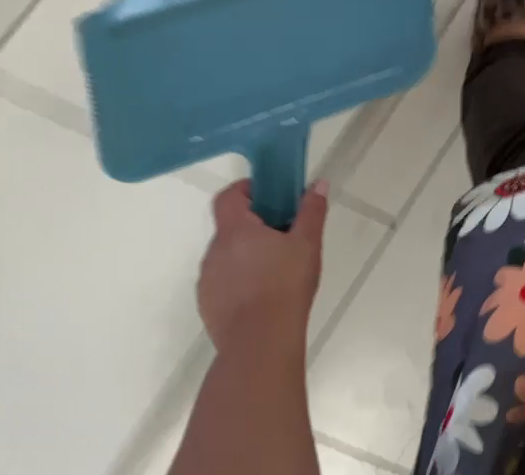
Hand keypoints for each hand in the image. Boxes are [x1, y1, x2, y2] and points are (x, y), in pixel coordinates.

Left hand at [196, 179, 327, 350]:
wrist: (259, 340)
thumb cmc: (286, 284)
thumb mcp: (308, 243)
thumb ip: (311, 211)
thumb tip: (317, 184)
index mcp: (236, 231)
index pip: (228, 197)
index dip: (246, 189)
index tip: (271, 193)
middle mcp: (214, 251)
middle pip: (231, 226)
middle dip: (256, 224)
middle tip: (286, 233)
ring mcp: (207, 279)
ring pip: (228, 254)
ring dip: (248, 252)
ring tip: (278, 266)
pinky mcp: (207, 303)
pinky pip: (223, 279)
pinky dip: (241, 277)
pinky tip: (264, 292)